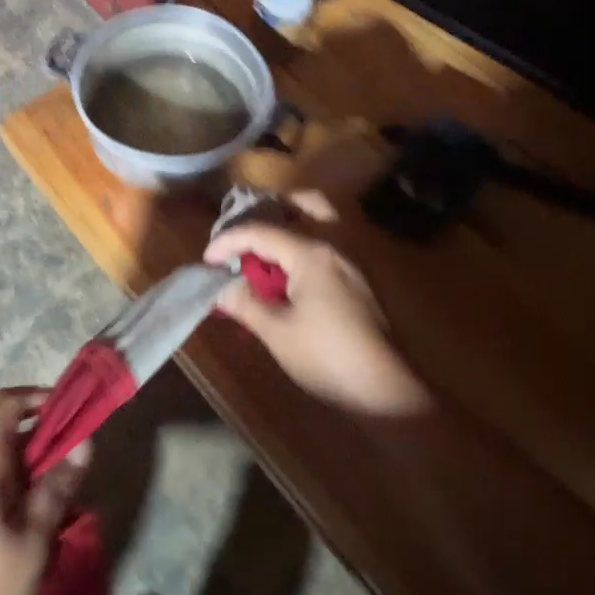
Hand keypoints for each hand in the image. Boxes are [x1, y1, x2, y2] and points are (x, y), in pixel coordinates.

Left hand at [0, 388, 91, 594]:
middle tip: (75, 473)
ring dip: (30, 475)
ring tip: (60, 509)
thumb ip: (57, 487)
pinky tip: (32, 528)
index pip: (1, 405)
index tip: (64, 408)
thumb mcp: (34, 537)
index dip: (32, 396)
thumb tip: (83, 443)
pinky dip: (13, 492)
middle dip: (42, 447)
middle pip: (5, 437)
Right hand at [205, 202, 431, 415]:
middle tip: (246, 232)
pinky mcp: (363, 280)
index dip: (228, 241)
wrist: (387, 391)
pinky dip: (308, 243)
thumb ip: (245, 303)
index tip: (207, 260)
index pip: (260, 231)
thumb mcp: (277, 333)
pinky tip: (291, 272)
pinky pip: (332, 243)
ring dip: (294, 222)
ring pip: (325, 220)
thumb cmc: (328, 357)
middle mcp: (337, 245)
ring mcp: (355, 261)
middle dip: (270, 209)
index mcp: (312, 254)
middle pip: (305, 204)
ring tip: (268, 246)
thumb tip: (221, 288)